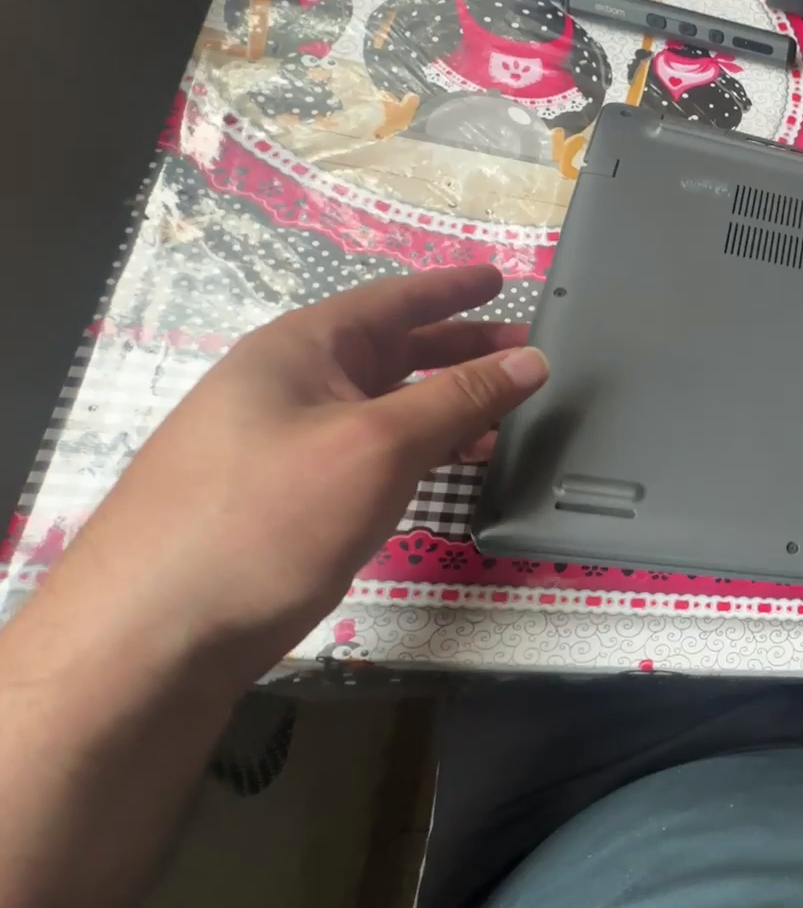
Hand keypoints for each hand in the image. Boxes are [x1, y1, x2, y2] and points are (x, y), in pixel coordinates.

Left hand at [26, 266, 547, 685]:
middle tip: (527, 349)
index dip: (449, 289)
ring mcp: (300, 442)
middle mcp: (297, 388)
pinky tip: (469, 456)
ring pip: (396, 403)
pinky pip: (387, 447)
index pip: (389, 302)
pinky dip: (435, 443)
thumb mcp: (380, 443)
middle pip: (396, 350)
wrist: (164, 629)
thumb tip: (533, 359)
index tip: (499, 278)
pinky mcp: (309, 491)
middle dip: (464, 346)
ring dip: (457, 400)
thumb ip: (462, 397)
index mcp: (300, 352)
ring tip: (516, 404)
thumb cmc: (271, 514)